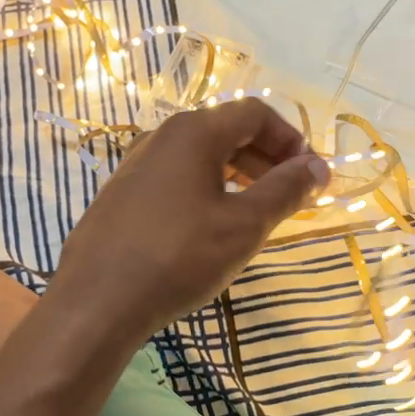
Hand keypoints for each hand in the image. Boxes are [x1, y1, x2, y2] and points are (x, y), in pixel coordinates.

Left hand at [49, 99, 330, 344]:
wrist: (96, 301)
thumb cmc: (179, 257)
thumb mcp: (244, 226)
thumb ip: (285, 190)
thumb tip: (317, 167)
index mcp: (194, 132)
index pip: (255, 113)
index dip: (291, 139)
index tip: (313, 175)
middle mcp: (162, 136)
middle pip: (227, 131)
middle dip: (268, 158)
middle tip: (293, 195)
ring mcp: (136, 165)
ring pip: (200, 156)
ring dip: (239, 175)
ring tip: (259, 212)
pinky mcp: (122, 195)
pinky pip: (177, 178)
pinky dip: (207, 190)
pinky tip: (213, 227)